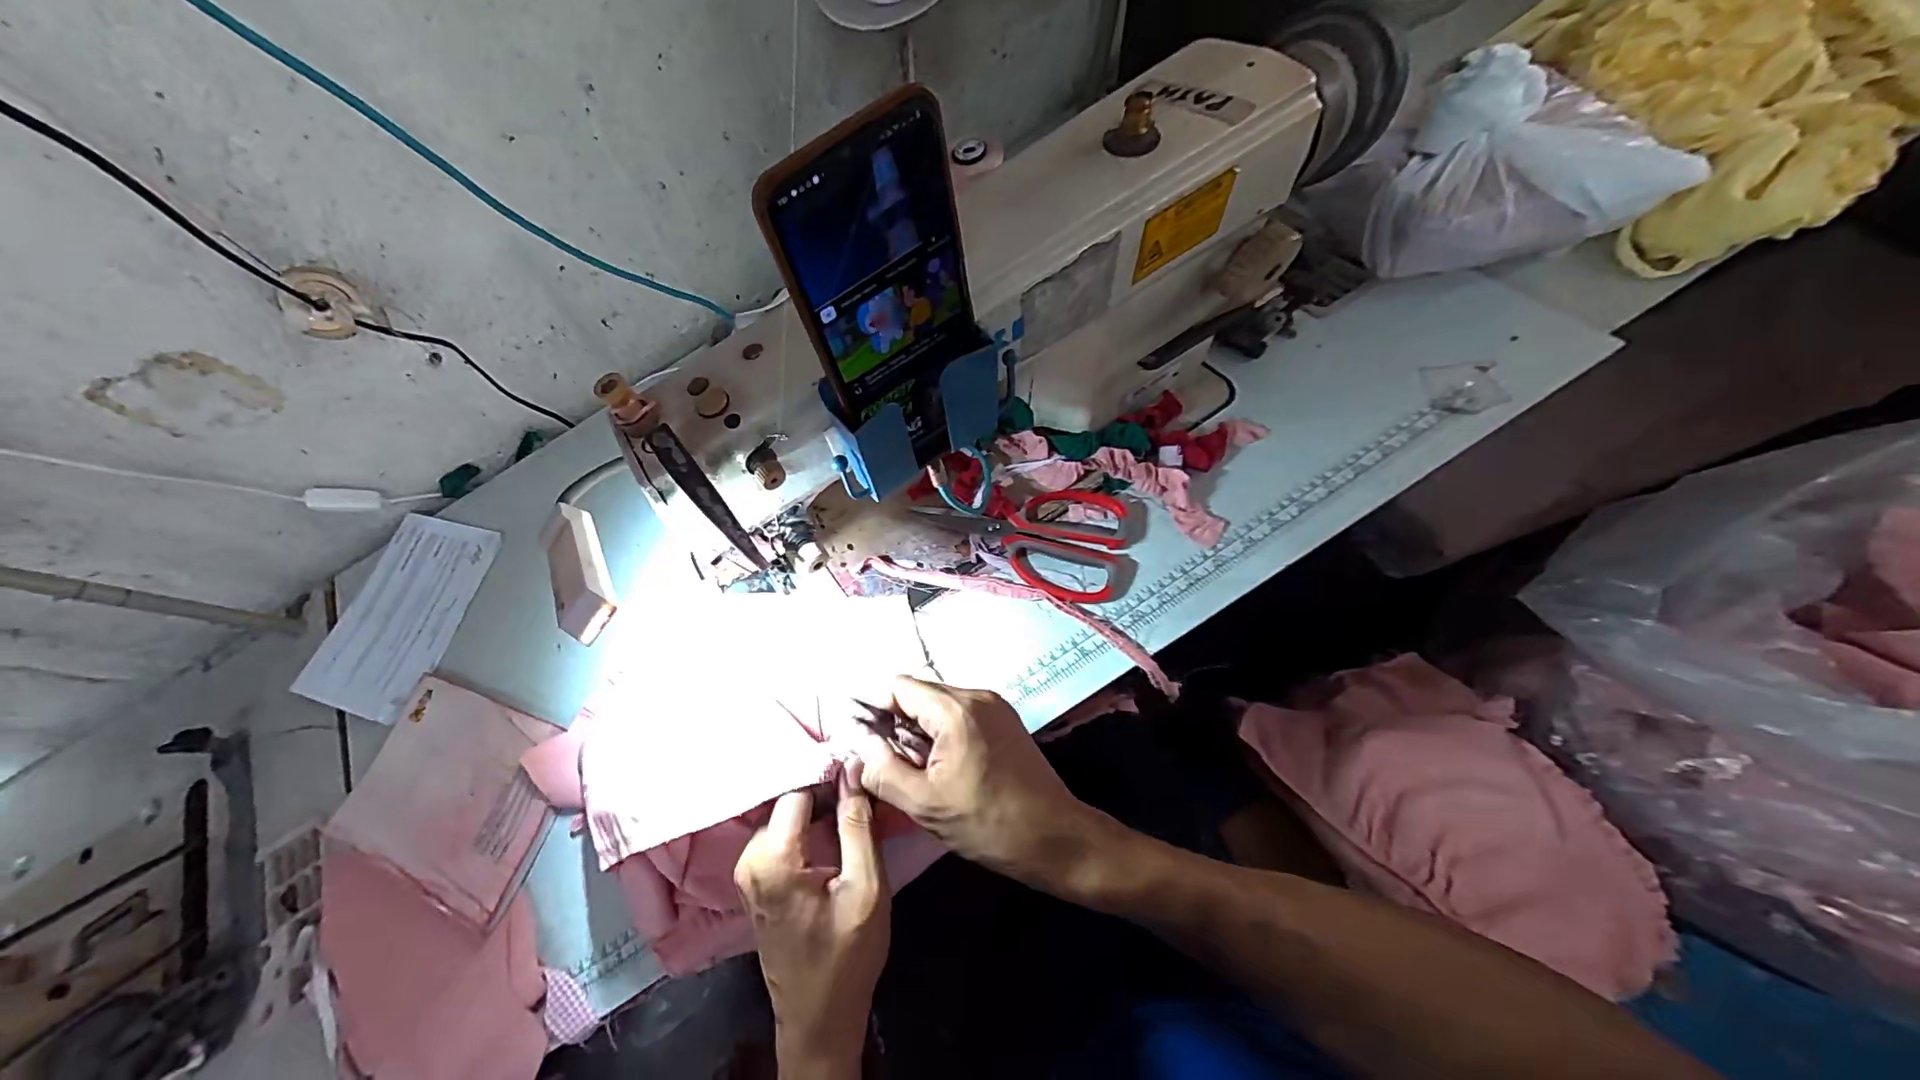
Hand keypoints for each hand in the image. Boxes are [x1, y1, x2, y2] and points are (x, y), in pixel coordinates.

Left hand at [734, 777, 887, 1079]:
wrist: (818, 1016)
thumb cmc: (847, 956)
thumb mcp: (866, 887)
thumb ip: (858, 824)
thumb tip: (854, 767)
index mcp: (772, 860)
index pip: (796, 788)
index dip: (829, 773)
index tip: (857, 763)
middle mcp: (749, 859)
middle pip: (786, 799)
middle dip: (822, 787)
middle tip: (858, 783)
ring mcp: (747, 871)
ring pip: (784, 814)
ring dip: (815, 806)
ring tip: (850, 801)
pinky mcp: (754, 880)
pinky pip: (780, 833)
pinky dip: (805, 824)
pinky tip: (831, 825)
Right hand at [854, 676, 1103, 886]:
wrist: (1055, 837)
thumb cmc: (989, 824)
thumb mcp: (925, 804)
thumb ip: (883, 770)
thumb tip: (859, 745)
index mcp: (956, 709)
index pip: (898, 687)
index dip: (875, 710)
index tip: (864, 742)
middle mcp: (977, 696)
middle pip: (919, 694)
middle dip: (897, 724)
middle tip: (889, 764)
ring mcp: (995, 706)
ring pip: (939, 706)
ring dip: (920, 731)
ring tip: (917, 771)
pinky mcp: (1005, 721)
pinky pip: (960, 716)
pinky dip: (943, 735)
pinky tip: (943, 768)